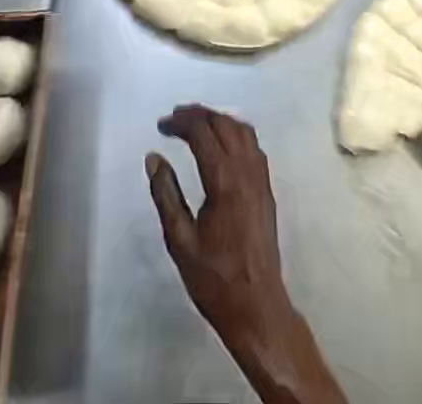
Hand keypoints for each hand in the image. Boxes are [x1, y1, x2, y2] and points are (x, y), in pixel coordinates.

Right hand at [147, 106, 345, 403]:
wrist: (257, 307)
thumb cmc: (214, 278)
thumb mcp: (179, 240)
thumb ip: (165, 194)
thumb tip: (154, 157)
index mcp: (224, 183)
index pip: (203, 133)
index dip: (180, 122)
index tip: (161, 126)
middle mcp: (247, 175)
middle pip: (225, 124)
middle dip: (198, 114)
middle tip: (174, 119)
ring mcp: (261, 182)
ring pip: (243, 131)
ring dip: (218, 120)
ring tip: (195, 124)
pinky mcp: (267, 191)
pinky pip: (254, 147)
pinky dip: (235, 133)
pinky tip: (220, 143)